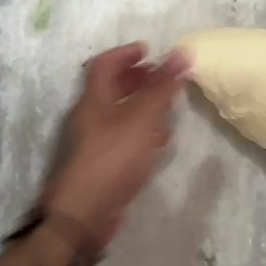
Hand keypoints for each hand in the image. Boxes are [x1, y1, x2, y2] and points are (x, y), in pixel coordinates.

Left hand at [36, 42, 188, 248]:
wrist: (83, 214)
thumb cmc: (112, 160)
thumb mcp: (142, 119)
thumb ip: (162, 87)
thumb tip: (182, 52)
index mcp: (93, 101)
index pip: (104, 65)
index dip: (125, 54)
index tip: (149, 51)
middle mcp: (89, 118)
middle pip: (110, 89)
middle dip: (136, 79)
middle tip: (161, 77)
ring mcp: (92, 143)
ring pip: (117, 115)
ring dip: (141, 106)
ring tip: (167, 107)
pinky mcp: (100, 165)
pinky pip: (121, 139)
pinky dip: (140, 132)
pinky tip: (157, 143)